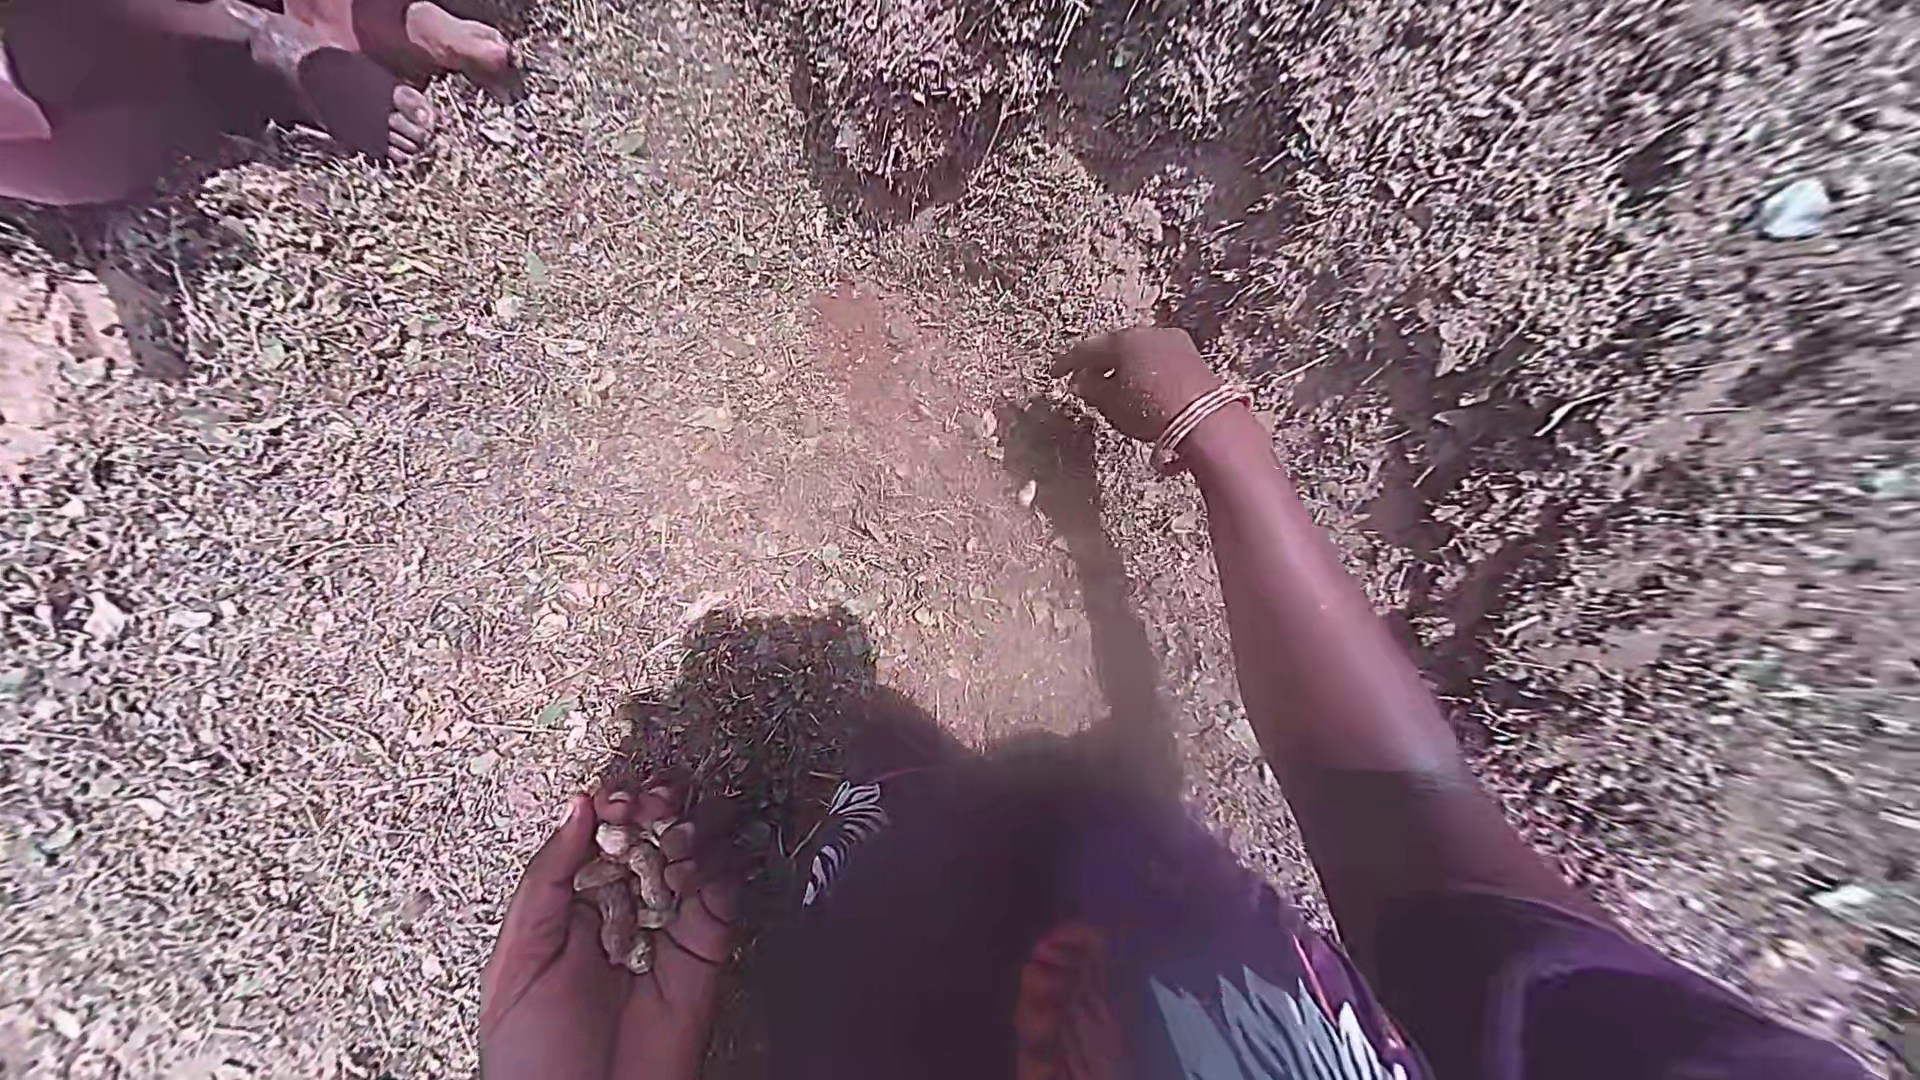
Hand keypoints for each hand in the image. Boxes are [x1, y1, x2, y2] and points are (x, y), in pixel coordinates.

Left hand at [479, 786, 739, 1079]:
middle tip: (659, 807)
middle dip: (665, 804)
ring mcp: (676, 910)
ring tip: (676, 842)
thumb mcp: (518, 963)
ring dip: (695, 827)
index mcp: (585, 892)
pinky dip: (717, 865)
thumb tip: (578, 805)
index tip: (623, 800)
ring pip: (701, 841)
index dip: (622, 803)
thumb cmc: (536, 1056)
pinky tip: (692, 876)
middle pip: (663, 824)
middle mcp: (634, 893)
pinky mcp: (712, 932)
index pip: (612, 827)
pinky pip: (725, 882)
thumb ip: (545, 879)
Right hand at [1053, 327, 1221, 443]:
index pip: (1087, 350)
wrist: (1205, 420)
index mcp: (1124, 341)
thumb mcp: (1111, 404)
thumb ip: (1091, 390)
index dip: (1067, 363)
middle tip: (1082, 381)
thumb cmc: (1150, 410)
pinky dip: (1140, 372)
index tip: (1053, 374)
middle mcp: (1148, 333)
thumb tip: (1080, 382)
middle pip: (1114, 347)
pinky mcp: (1191, 357)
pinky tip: (1136, 389)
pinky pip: (1155, 360)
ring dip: (1120, 369)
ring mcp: (1173, 342)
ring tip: (1109, 388)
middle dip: (1096, 365)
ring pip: (1137, 353)